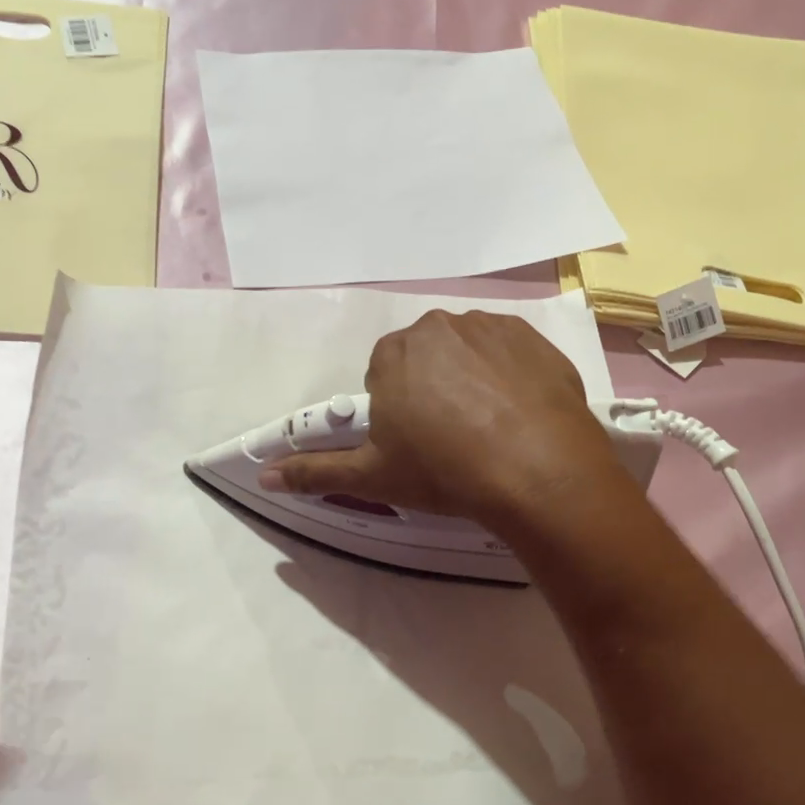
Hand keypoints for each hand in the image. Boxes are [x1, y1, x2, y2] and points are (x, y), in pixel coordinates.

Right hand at [263, 311, 624, 525]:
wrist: (539, 471)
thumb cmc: (444, 471)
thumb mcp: (373, 476)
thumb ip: (315, 471)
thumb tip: (265, 477)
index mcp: (393, 354)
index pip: (383, 375)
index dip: (396, 410)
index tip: (414, 443)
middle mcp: (437, 327)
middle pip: (425, 359)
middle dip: (431, 390)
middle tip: (449, 440)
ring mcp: (490, 327)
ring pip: (467, 354)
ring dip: (470, 381)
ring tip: (488, 430)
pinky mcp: (534, 338)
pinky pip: (509, 354)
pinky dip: (509, 378)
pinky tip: (518, 416)